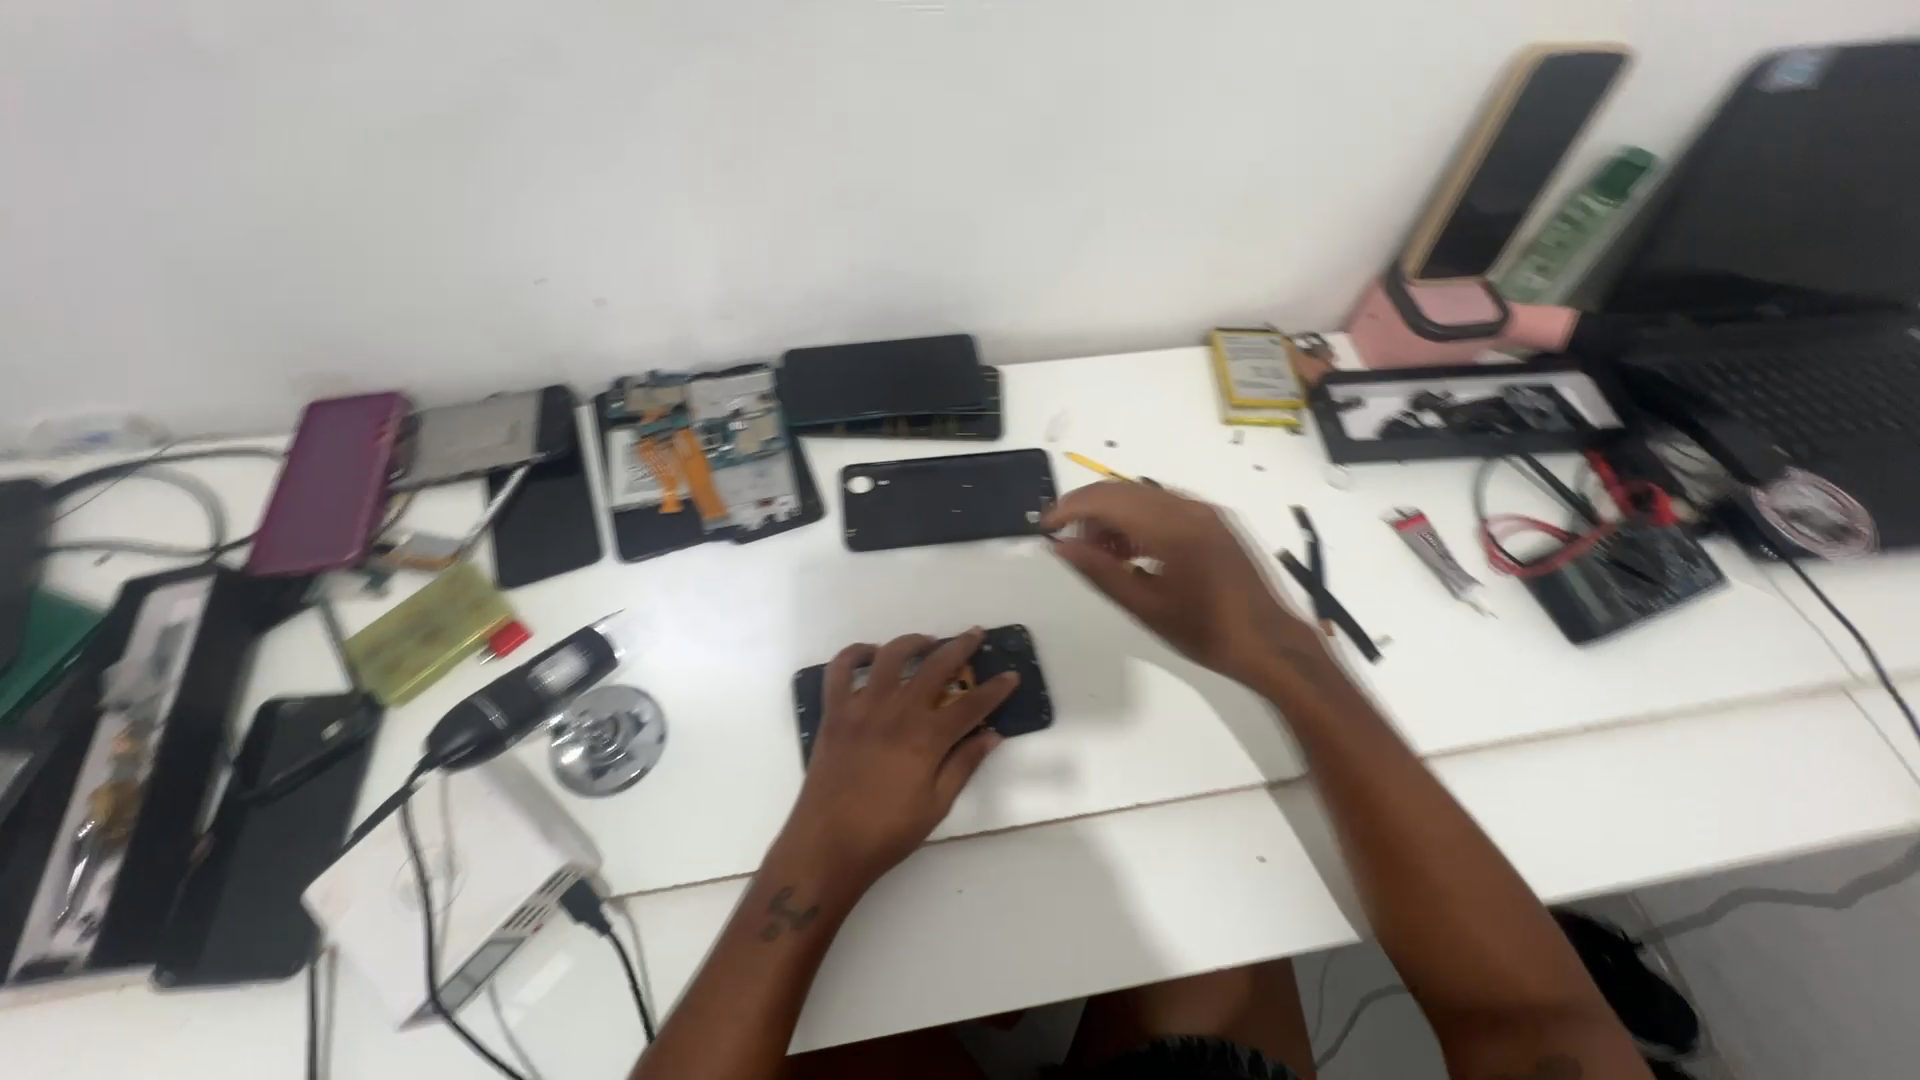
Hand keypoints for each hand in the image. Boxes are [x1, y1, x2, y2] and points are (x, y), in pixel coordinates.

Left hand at [784, 630, 1018, 886]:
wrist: (827, 846)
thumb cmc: (886, 833)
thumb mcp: (936, 805)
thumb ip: (963, 765)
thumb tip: (992, 736)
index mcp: (926, 738)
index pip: (971, 704)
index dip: (996, 689)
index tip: (1011, 676)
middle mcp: (897, 713)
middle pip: (935, 666)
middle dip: (960, 647)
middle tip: (975, 635)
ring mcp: (862, 708)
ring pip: (890, 656)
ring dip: (913, 642)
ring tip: (927, 642)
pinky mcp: (834, 712)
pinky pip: (840, 670)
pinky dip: (855, 654)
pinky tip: (871, 654)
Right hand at [1042, 481, 1328, 688]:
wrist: (1270, 643)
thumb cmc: (1206, 633)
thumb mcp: (1145, 607)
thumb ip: (1099, 571)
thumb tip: (1060, 546)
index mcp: (1171, 527)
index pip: (1105, 499)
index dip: (1068, 508)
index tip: (1045, 527)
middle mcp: (1189, 507)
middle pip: (1123, 490)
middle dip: (1089, 512)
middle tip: (1072, 548)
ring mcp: (1206, 512)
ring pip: (1143, 496)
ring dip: (1114, 517)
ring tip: (1103, 557)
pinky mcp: (1215, 521)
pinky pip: (1165, 507)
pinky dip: (1139, 521)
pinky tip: (1133, 554)